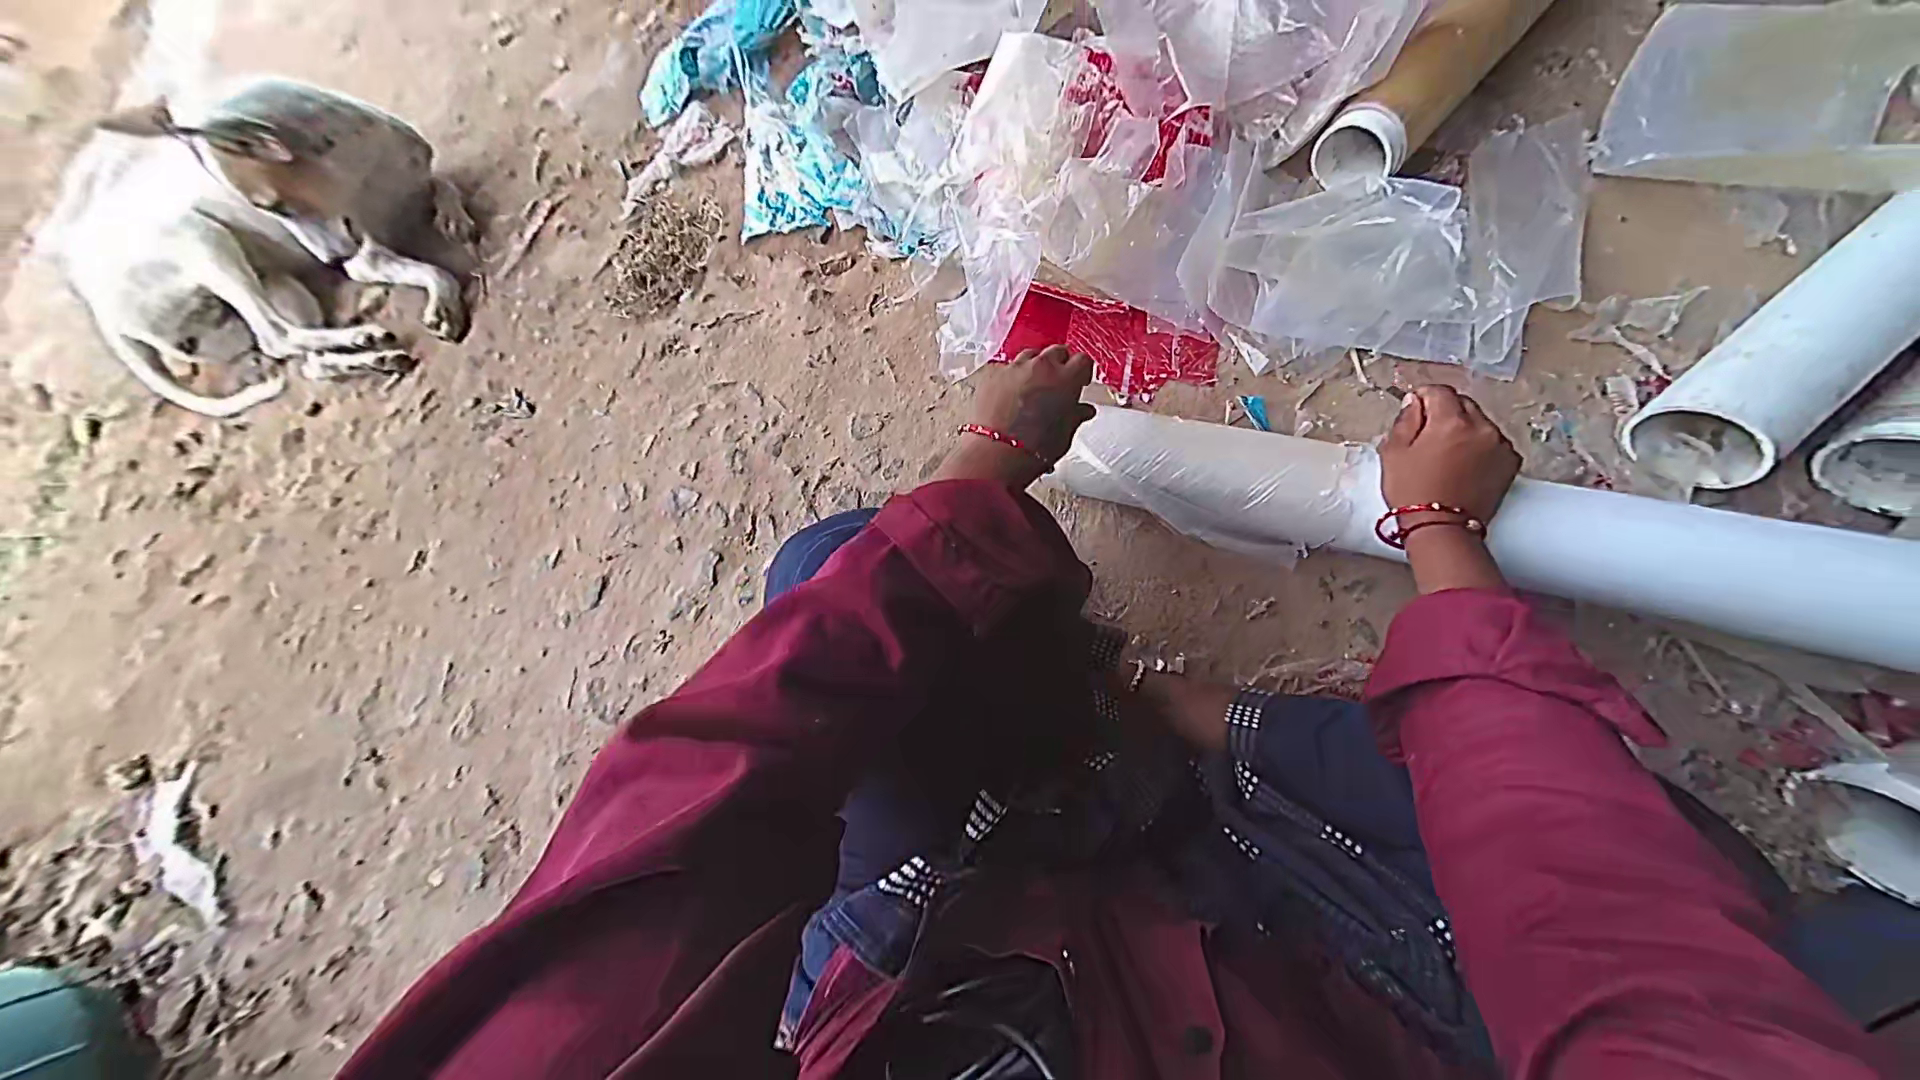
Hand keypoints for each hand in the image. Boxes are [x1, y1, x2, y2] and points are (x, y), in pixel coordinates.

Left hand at [934, 346, 1096, 487]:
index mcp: (1067, 378)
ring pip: (1030, 356)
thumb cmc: (1033, 448)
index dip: (1081, 371)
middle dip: (1059, 365)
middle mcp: (1041, 367)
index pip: (1082, 361)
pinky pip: (1005, 368)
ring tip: (1032, 389)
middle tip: (1056, 384)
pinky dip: (1010, 377)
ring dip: (1034, 368)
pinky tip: (1009, 395)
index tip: (1079, 380)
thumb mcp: (1065, 434)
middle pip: (1056, 352)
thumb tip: (1081, 411)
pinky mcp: (992, 374)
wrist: (997, 453)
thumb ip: (1075, 416)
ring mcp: (1015, 368)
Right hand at [1380, 385, 1520, 520]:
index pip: (1440, 392)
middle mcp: (1482, 427)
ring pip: (1479, 423)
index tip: (1413, 407)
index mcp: (1450, 422)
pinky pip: (1492, 442)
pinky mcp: (1511, 462)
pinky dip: (1477, 446)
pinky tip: (1461, 464)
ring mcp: (1501, 444)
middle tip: (1425, 434)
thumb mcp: (1393, 453)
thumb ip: (1405, 420)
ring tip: (1444, 453)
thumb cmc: (1411, 490)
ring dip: (1462, 429)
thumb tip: (1415, 401)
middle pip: (1463, 404)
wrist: (1442, 527)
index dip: (1422, 396)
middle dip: (1444, 411)